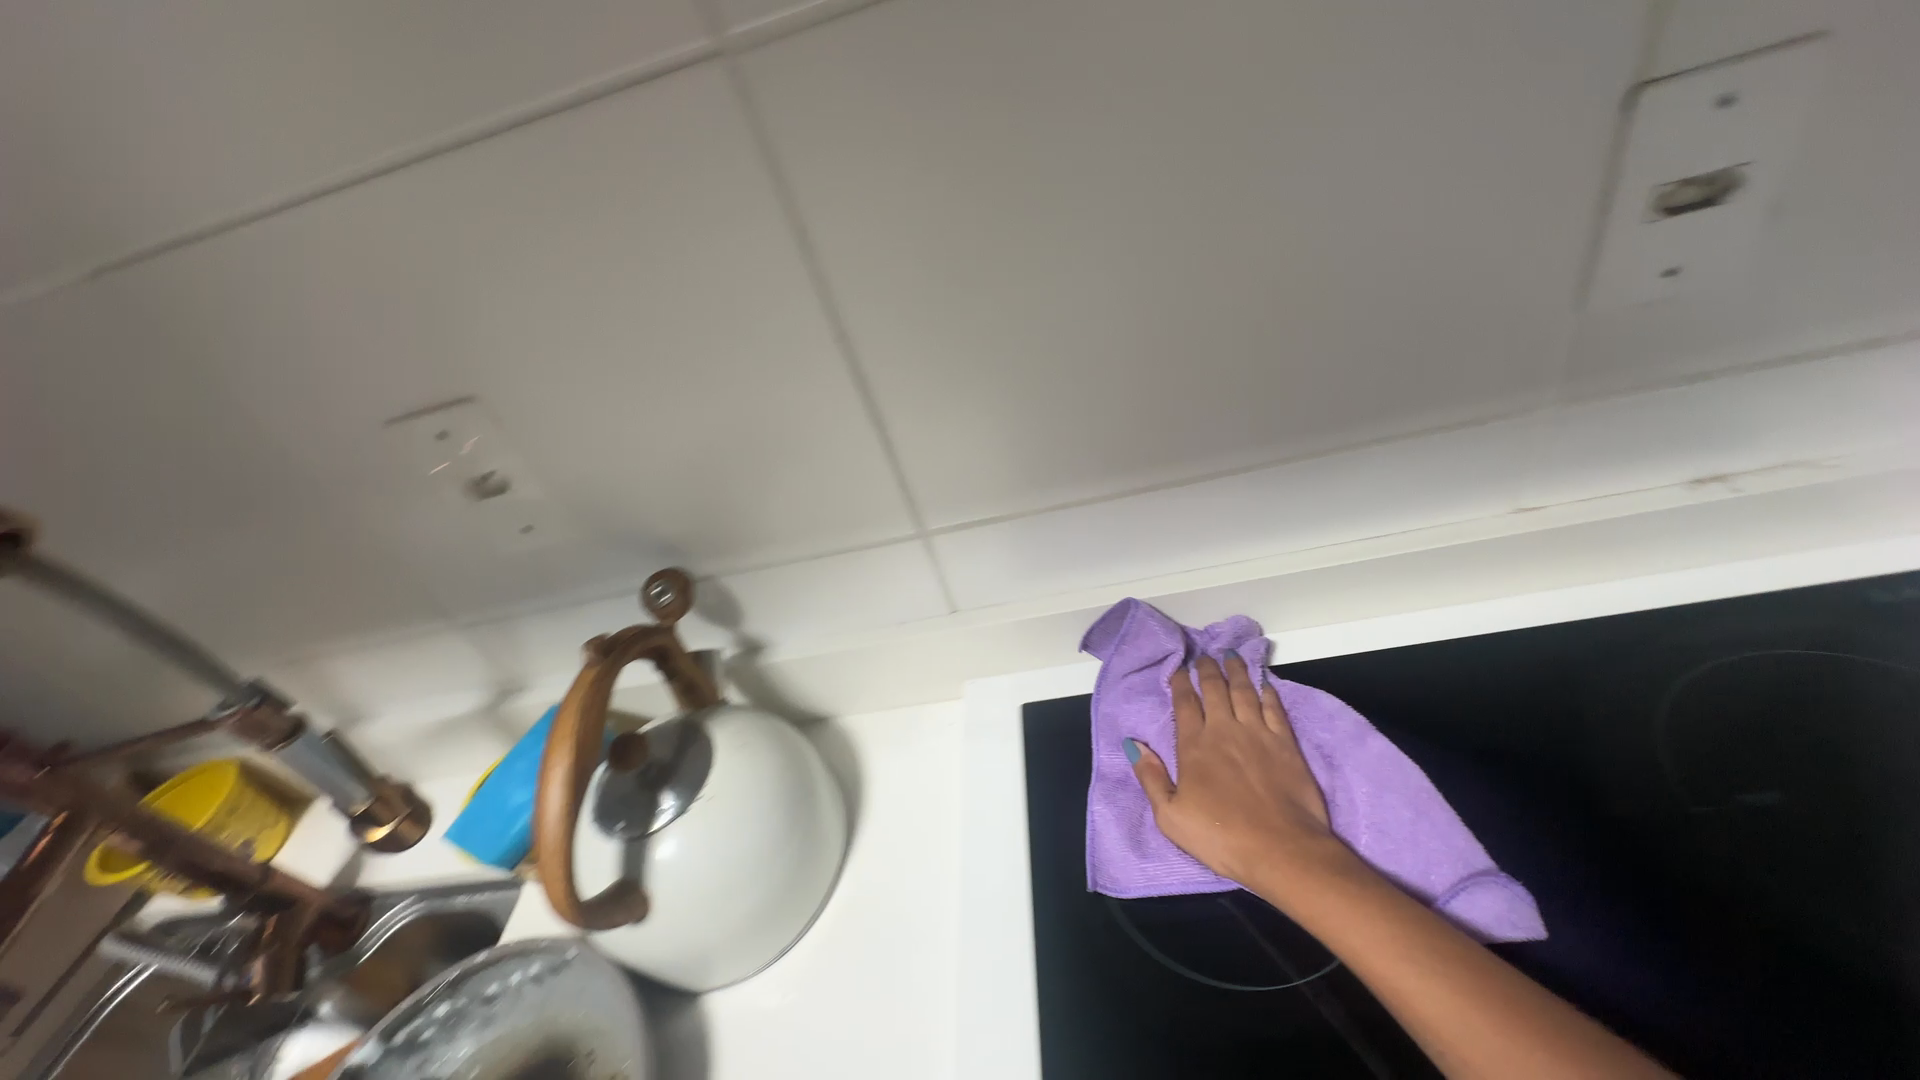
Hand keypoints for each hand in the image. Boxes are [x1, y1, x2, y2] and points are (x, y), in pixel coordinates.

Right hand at [1127, 654, 1340, 889]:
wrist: (1281, 849)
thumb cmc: (1220, 837)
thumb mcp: (1170, 816)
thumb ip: (1151, 777)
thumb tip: (1135, 744)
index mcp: (1194, 746)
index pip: (1185, 704)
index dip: (1181, 683)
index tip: (1180, 668)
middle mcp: (1225, 730)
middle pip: (1215, 690)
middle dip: (1208, 670)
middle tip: (1204, 656)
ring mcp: (1258, 734)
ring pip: (1245, 691)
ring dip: (1237, 671)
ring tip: (1232, 656)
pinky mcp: (1286, 744)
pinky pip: (1275, 708)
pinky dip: (1268, 692)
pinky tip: (1264, 684)